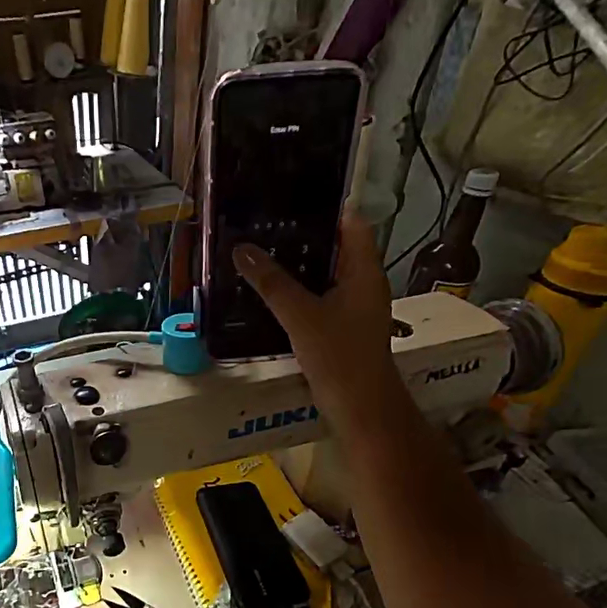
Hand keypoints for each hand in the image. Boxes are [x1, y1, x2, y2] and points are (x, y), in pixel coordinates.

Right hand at [231, 213, 403, 415]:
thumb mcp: (301, 315)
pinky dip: (300, 290)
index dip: (325, 206)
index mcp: (364, 271)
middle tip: (265, 223)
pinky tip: (272, 291)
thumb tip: (242, 249)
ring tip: (262, 251)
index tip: (290, 197)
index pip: (351, 222)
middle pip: (336, 246)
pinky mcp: (343, 327)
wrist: (362, 410)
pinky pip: (321, 297)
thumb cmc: (340, 357)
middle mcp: (364, 283)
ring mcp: (355, 306)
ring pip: (326, 274)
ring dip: (299, 265)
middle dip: (303, 235)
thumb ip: (271, 282)